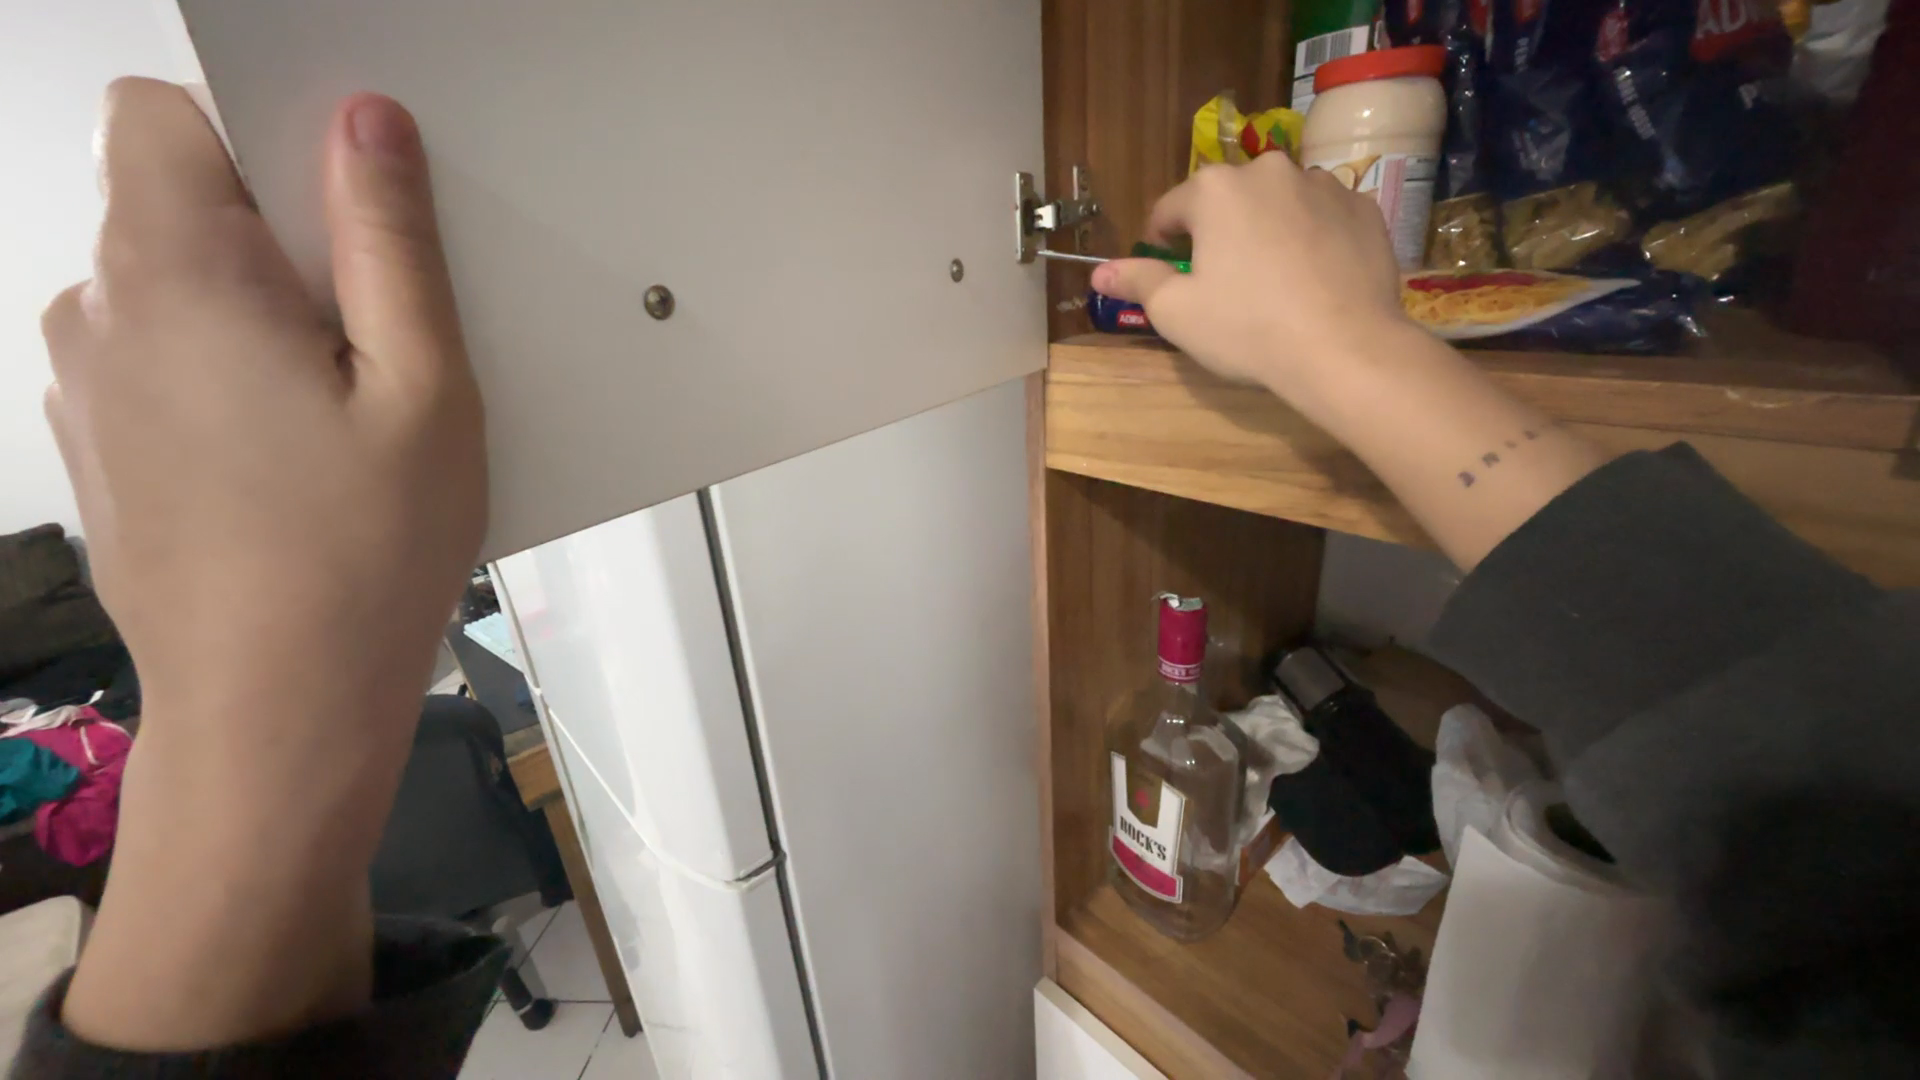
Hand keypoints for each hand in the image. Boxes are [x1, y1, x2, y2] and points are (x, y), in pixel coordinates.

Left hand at [44, 78, 482, 1047]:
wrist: (284, 697)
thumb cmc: (365, 551)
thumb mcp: (425, 387)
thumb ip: (393, 247)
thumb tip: (369, 126)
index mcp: (180, 279)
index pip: (175, 117)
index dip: (276, 144)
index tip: (358, 221)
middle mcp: (104, 315)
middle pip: (191, 211)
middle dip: (299, 250)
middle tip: (389, 347)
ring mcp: (94, 384)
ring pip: (192, 294)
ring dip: (280, 322)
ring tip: (359, 416)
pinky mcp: (113, 441)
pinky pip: (182, 362)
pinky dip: (252, 378)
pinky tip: (317, 457)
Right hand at [1091, 153, 1414, 396]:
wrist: (1342, 347)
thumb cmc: (1245, 328)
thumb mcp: (1175, 312)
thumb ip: (1137, 281)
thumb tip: (1098, 271)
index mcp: (1214, 189)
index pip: (1169, 209)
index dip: (1162, 244)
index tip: (1170, 276)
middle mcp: (1268, 170)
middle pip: (1226, 200)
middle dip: (1217, 233)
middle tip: (1222, 284)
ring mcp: (1323, 184)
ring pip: (1276, 204)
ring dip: (1265, 231)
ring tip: (1271, 282)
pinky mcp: (1363, 207)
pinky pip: (1321, 217)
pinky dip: (1310, 239)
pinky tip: (1310, 280)